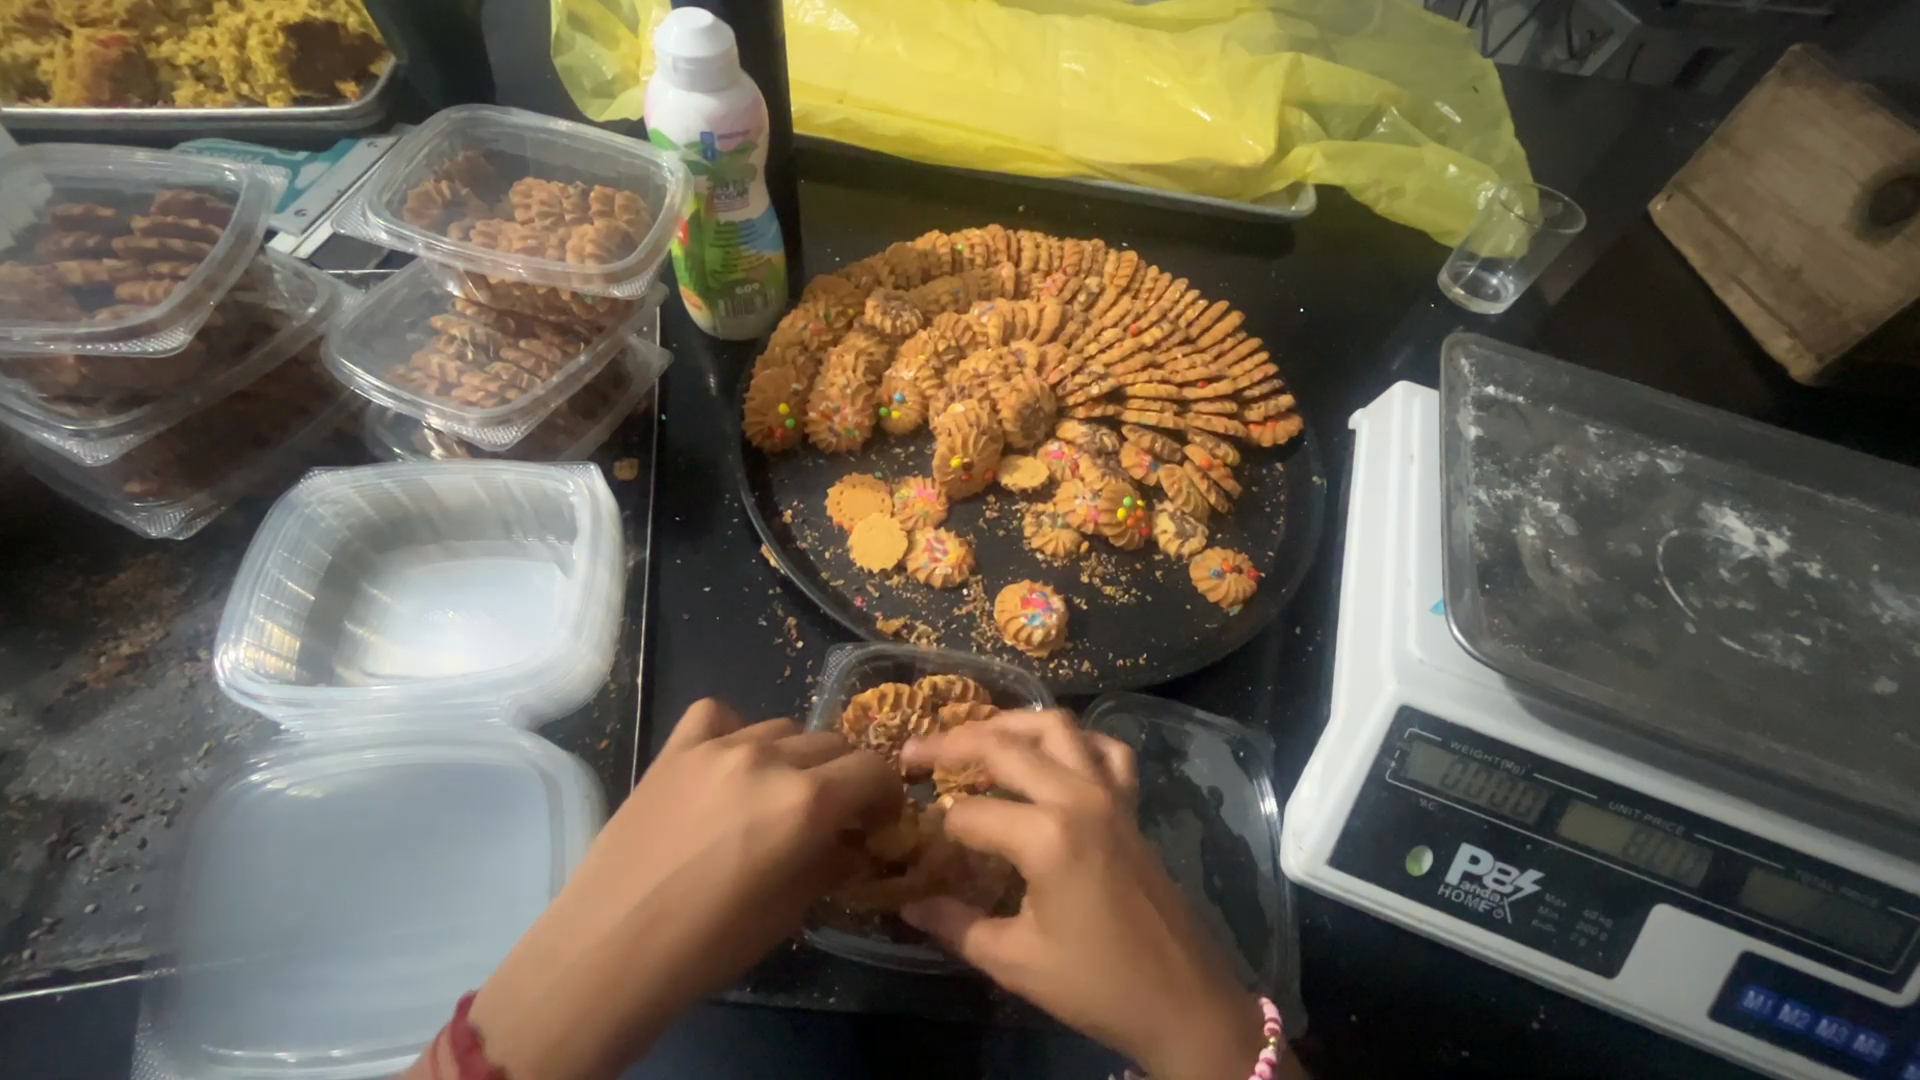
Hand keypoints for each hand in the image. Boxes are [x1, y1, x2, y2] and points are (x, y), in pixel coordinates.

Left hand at [466, 699, 902, 1079]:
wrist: (606, 952)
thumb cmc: (708, 946)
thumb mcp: (790, 911)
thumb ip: (832, 862)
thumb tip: (853, 843)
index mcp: (806, 802)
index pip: (873, 771)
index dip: (885, 795)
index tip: (876, 820)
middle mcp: (769, 759)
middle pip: (834, 745)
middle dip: (846, 778)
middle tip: (834, 814)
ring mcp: (718, 746)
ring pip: (785, 728)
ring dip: (798, 757)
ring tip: (779, 792)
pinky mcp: (675, 748)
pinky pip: (720, 714)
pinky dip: (736, 730)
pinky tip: (730, 761)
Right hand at [899, 710, 1267, 1079]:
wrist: (1183, 1000)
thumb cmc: (1097, 985)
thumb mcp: (1015, 961)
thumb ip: (955, 925)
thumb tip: (908, 905)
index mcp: (1045, 837)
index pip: (969, 813)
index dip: (939, 826)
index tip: (922, 842)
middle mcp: (1076, 797)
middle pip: (1002, 746)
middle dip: (950, 745)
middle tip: (914, 754)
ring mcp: (1109, 793)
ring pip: (1054, 725)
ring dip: (1010, 724)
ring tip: (976, 738)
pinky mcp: (1131, 801)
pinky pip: (1105, 748)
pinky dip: (1075, 740)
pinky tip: (1052, 755)